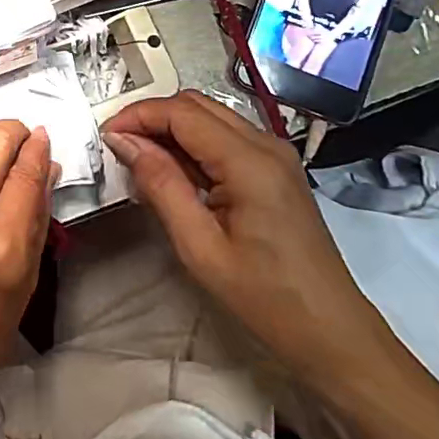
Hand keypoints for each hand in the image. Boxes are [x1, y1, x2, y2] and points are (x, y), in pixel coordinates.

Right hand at [103, 94, 438, 438]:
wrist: (333, 333)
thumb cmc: (265, 298)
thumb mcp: (201, 248)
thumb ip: (161, 186)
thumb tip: (124, 141)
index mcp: (249, 161)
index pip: (181, 112)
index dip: (138, 116)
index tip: (105, 137)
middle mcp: (265, 143)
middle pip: (196, 104)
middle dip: (152, 117)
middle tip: (119, 148)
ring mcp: (275, 153)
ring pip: (210, 116)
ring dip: (171, 128)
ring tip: (140, 160)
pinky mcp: (276, 168)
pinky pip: (225, 137)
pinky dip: (192, 143)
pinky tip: (175, 173)